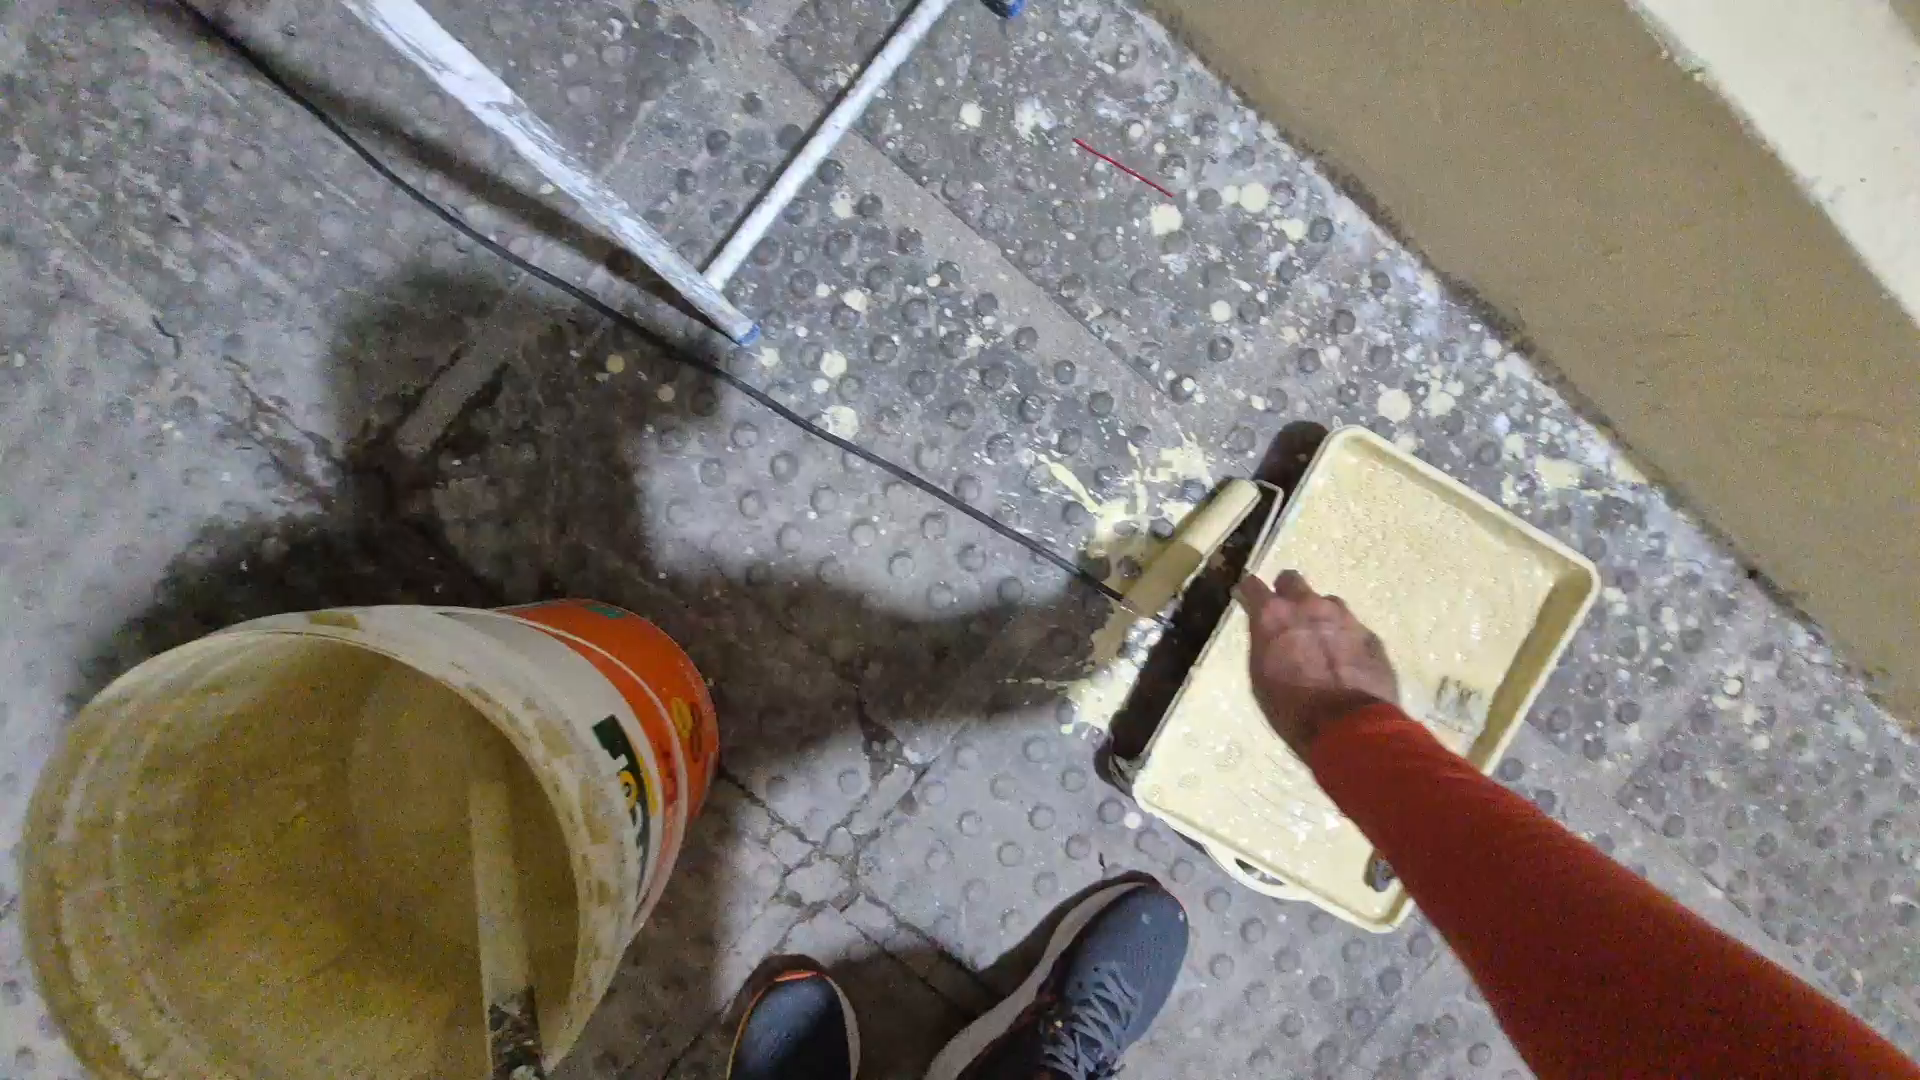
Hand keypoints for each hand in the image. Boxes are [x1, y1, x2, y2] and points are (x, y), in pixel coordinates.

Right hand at [1235, 570, 1399, 756]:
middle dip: (1286, 592)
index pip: (1253, 585)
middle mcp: (1307, 606)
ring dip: (1319, 614)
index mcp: (1273, 615)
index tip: (1247, 597)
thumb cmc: (1289, 706)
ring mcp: (1343, 618)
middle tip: (1286, 613)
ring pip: (1327, 601)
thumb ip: (1264, 642)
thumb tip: (1267, 632)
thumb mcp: (1260, 674)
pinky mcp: (1371, 635)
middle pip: (1292, 580)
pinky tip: (1345, 658)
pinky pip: (1352, 626)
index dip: (1249, 591)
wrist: (1349, 726)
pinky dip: (1344, 636)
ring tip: (1320, 639)